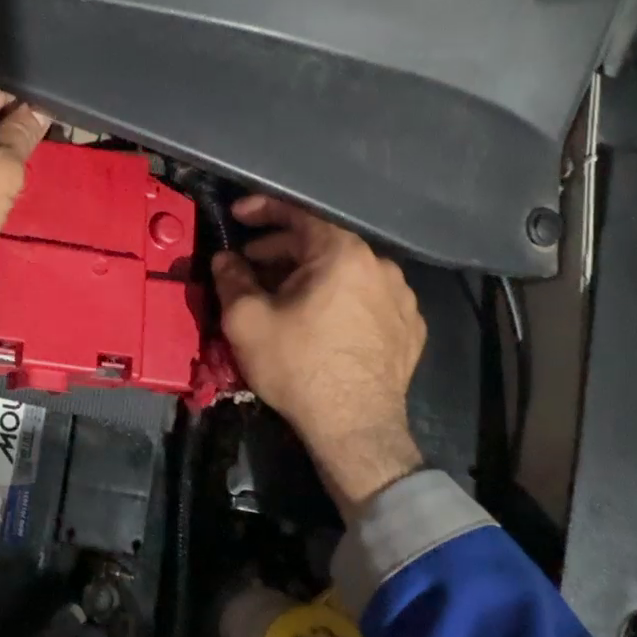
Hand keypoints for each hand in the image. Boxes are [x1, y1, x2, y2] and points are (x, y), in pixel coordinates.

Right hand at [211, 194, 426, 516]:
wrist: (354, 427)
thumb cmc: (297, 365)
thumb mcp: (246, 319)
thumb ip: (232, 279)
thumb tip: (226, 259)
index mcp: (342, 254)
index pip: (300, 214)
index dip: (263, 210)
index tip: (236, 216)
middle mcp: (380, 266)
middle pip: (323, 244)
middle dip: (281, 250)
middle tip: (249, 265)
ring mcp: (402, 298)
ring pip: (346, 272)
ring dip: (311, 275)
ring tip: (281, 295)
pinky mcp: (409, 328)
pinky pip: (367, 299)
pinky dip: (338, 299)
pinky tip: (318, 320)